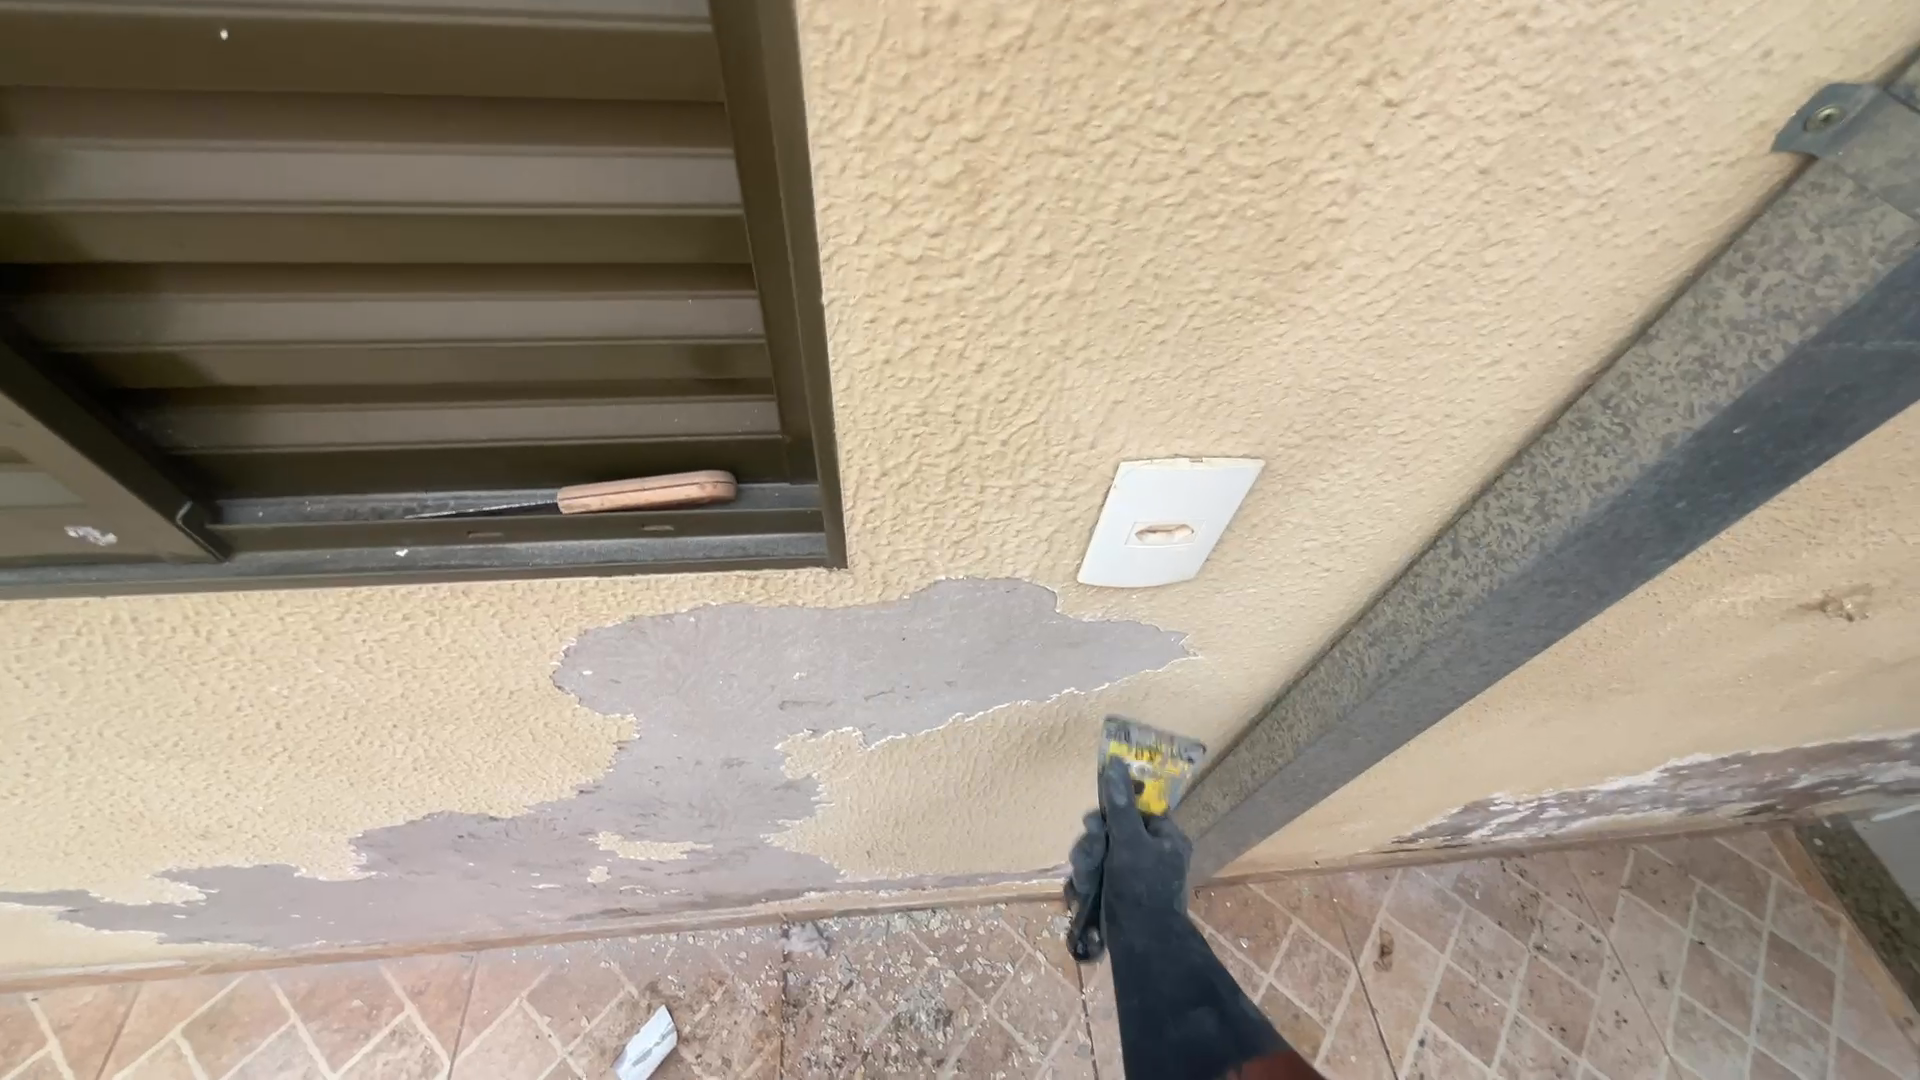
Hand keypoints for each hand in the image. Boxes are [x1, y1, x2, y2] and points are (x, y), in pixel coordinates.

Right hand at [1094, 756, 1192, 913]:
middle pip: (1109, 831)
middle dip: (1093, 844)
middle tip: (1091, 854)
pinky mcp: (1114, 894)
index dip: (1110, 813)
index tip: (1096, 823)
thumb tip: (1115, 762)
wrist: (1140, 946)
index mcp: (1164, 838)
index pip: (1133, 810)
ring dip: (1085, 865)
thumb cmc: (1141, 888)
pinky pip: (1092, 875)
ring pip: (1096, 853)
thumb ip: (1120, 804)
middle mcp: (1150, 853)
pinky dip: (1084, 883)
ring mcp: (1131, 875)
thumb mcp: (1129, 841)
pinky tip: (1082, 892)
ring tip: (1087, 881)